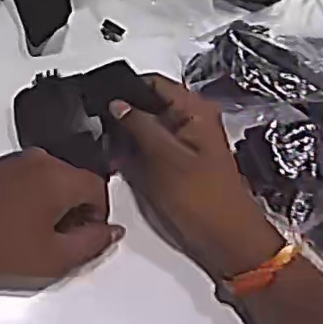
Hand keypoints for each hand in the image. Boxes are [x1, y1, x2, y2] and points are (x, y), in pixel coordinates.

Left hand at [0, 148, 121, 292]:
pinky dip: (31, 199)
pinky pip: (28, 180)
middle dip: (76, 209)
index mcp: (54, 176)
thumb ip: (94, 241)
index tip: (87, 235)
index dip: (99, 216)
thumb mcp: (57, 258)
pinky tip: (17, 225)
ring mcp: (11, 163)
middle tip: (60, 240)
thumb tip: (109, 230)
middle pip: (74, 181)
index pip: (99, 187)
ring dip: (53, 204)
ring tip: (34, 236)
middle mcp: (33, 161)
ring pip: (51, 180)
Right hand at [108, 75, 282, 280]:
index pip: (152, 83)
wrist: (224, 240)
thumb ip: (138, 125)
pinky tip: (115, 161)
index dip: (125, 88)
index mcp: (194, 111)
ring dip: (121, 136)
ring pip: (139, 126)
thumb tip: (116, 103)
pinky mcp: (169, 161)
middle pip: (144, 104)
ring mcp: (177, 142)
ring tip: (105, 148)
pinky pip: (141, 147)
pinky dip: (127, 152)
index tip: (99, 98)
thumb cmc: (203, 199)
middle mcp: (186, 121)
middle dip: (120, 115)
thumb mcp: (164, 157)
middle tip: (98, 127)